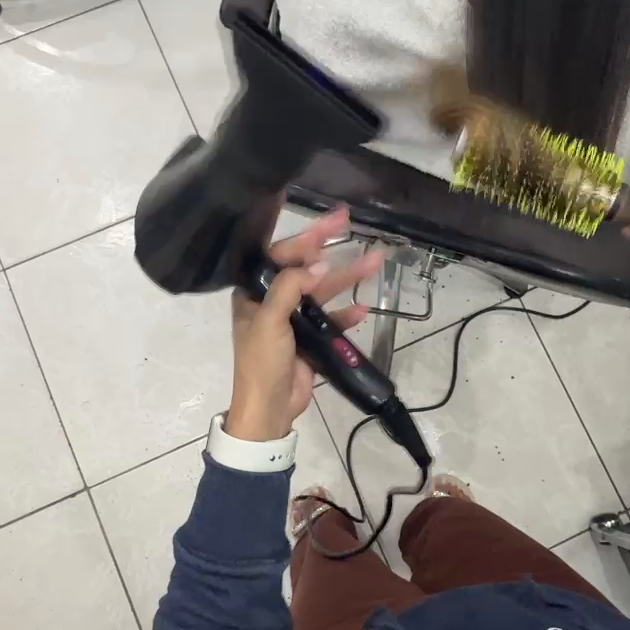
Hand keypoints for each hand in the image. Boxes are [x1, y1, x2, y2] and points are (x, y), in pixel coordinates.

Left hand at [228, 209, 383, 441]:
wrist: (270, 409)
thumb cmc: (262, 362)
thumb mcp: (270, 321)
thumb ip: (291, 288)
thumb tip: (319, 265)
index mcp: (254, 293)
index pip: (278, 256)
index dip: (302, 238)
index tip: (326, 225)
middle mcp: (272, 301)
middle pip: (304, 267)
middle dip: (327, 246)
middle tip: (348, 219)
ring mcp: (293, 320)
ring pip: (323, 291)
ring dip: (347, 278)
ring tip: (376, 261)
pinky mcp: (310, 339)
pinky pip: (332, 320)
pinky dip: (347, 314)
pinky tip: (363, 308)